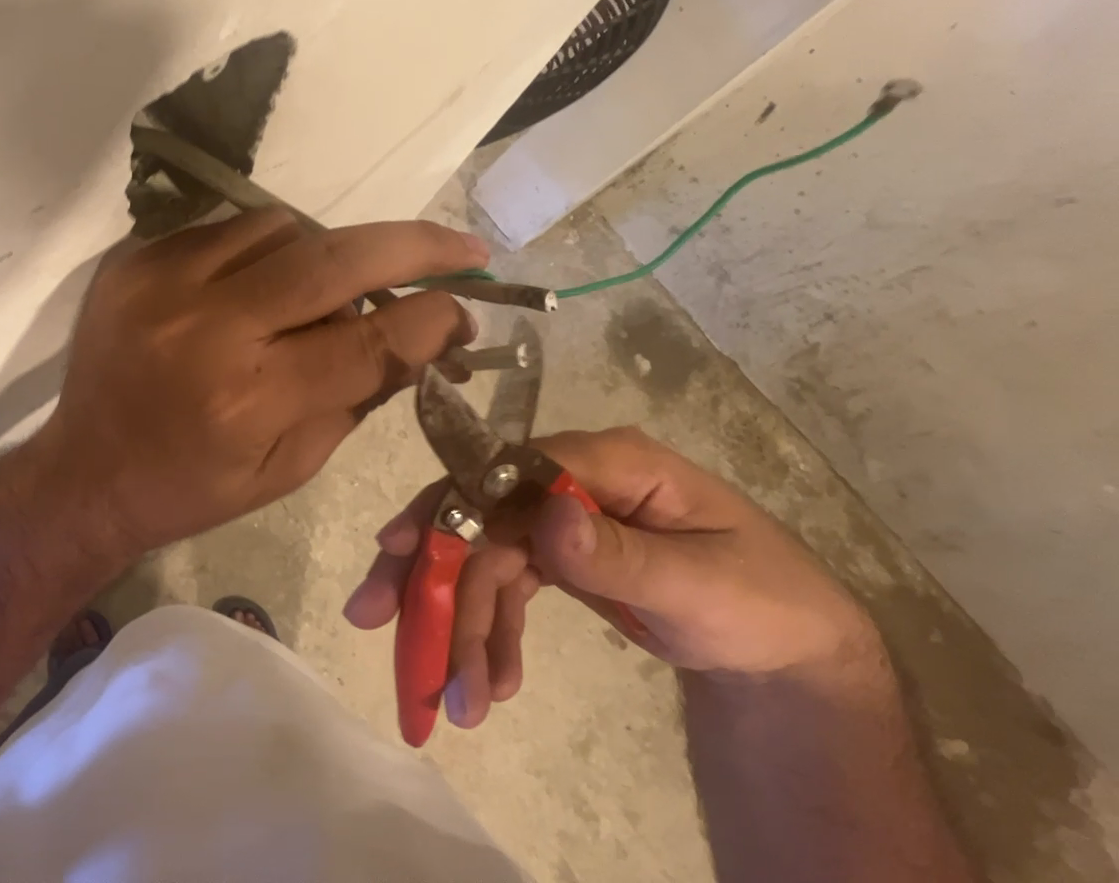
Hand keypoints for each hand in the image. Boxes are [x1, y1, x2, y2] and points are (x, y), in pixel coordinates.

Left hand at [32, 207, 487, 563]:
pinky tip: (267, 283)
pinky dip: (264, 249)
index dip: (431, 320)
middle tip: (463, 247)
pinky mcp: (132, 260)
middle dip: (414, 246)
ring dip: (328, 248)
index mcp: (247, 398)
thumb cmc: (191, 487)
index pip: (367, 339)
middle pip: (333, 259)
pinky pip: (225, 229)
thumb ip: (357, 397)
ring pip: (280, 227)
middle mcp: (205, 328)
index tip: (466, 309)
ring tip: (339, 281)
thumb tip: (425, 336)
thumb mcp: (287, 467)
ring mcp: (161, 282)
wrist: (84, 473)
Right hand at [344, 427, 876, 726]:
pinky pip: (501, 589)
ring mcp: (558, 520)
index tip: (399, 549)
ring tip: (456, 697)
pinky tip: (490, 683)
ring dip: (459, 625)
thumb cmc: (766, 607)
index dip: (450, 505)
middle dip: (430, 574)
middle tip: (376, 620)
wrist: (786, 652)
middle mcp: (570, 481)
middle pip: (478, 514)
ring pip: (480, 559)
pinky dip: (488, 634)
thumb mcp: (705, 586)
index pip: (509, 472)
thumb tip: (547, 516)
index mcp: (610, 463)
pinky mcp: (553, 557)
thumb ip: (623, 553)